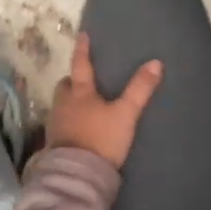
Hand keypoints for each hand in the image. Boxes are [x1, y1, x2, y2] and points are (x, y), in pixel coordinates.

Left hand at [46, 34, 162, 168]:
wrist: (77, 173)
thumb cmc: (101, 138)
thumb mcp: (125, 114)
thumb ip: (139, 90)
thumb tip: (156, 63)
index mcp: (80, 92)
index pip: (80, 64)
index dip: (82, 49)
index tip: (81, 35)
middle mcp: (64, 103)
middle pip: (65, 85)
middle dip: (72, 81)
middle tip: (81, 80)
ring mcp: (56, 123)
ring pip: (61, 104)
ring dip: (69, 102)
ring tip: (82, 106)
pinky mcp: (54, 142)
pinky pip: (60, 124)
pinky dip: (68, 121)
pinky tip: (78, 129)